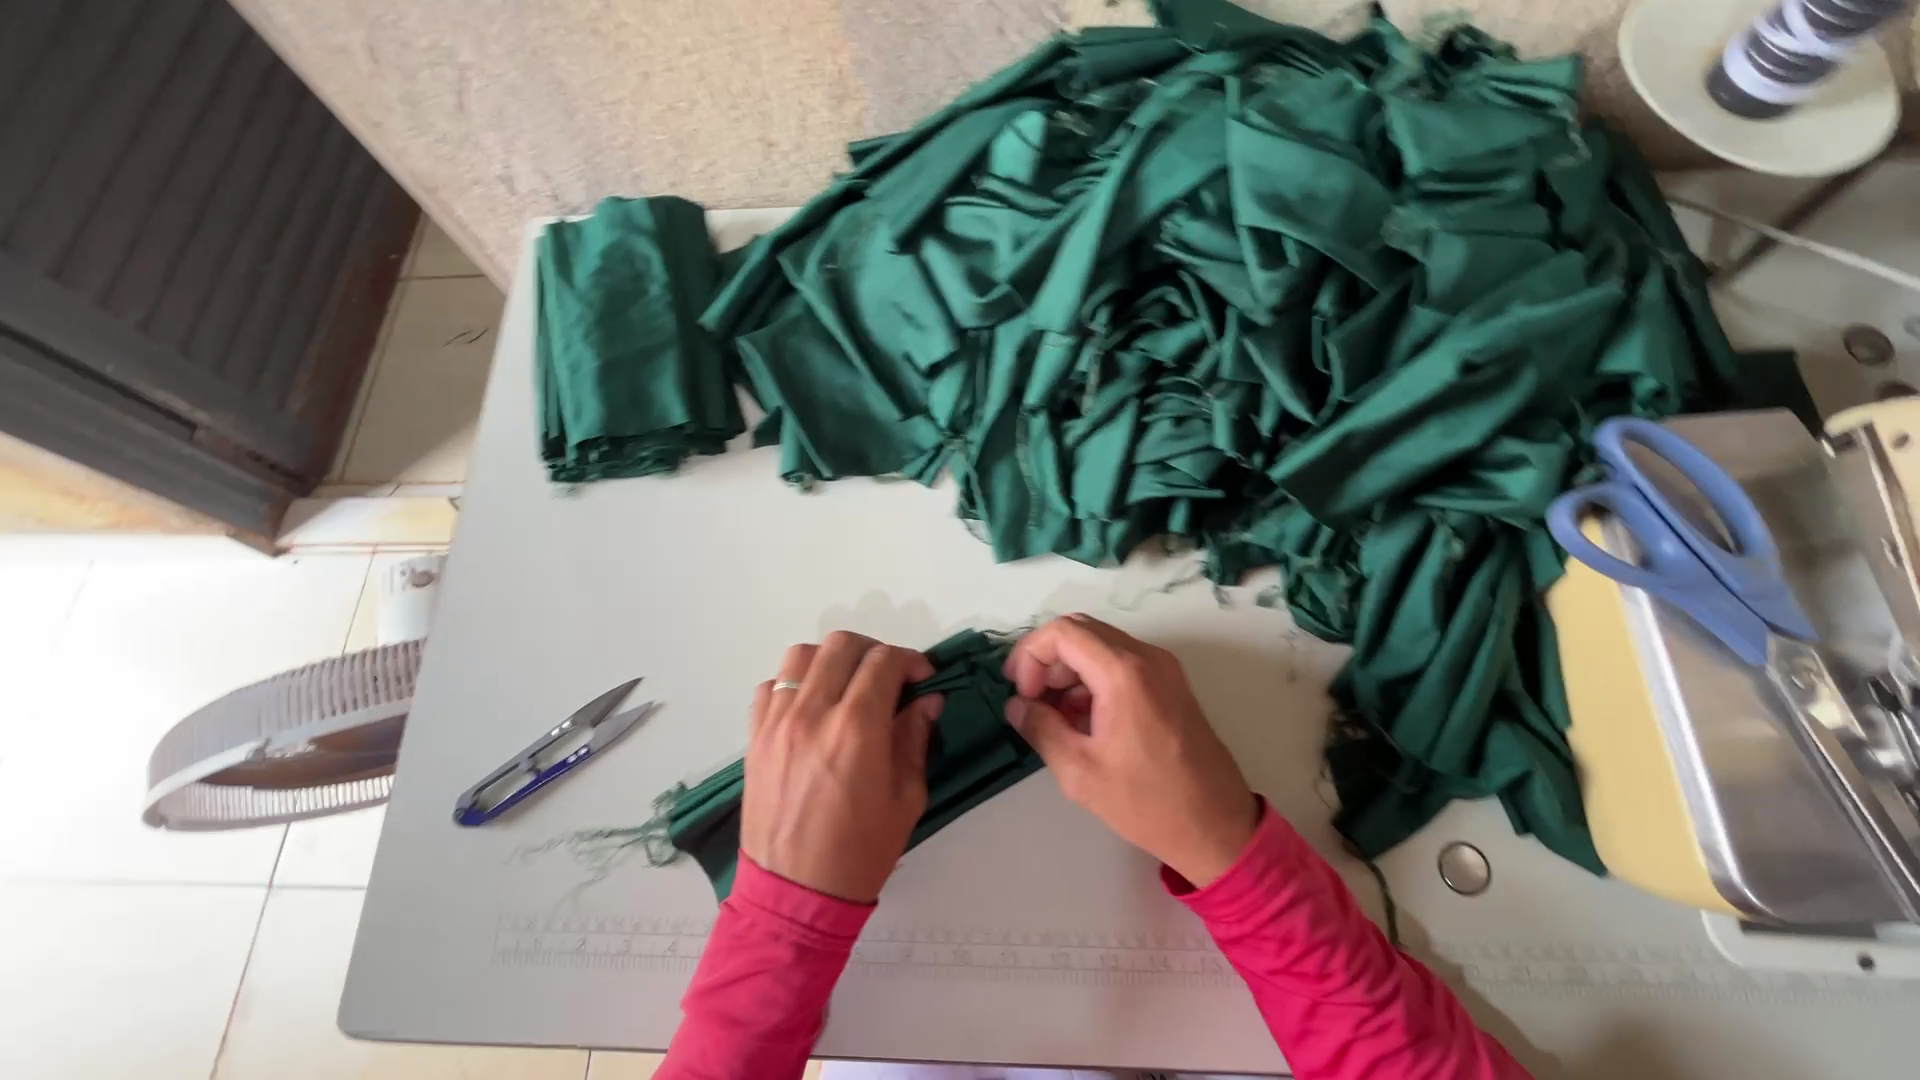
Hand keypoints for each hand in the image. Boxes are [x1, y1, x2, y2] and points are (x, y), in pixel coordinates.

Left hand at [742, 631, 943, 903]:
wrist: (796, 894)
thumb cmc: (860, 851)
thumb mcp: (906, 798)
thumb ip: (915, 739)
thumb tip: (926, 701)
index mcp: (856, 727)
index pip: (884, 661)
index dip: (910, 661)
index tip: (923, 678)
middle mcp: (813, 712)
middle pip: (842, 645)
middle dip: (874, 652)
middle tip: (889, 679)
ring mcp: (777, 722)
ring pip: (802, 655)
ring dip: (831, 660)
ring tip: (847, 686)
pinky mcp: (755, 737)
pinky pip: (772, 686)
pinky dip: (796, 684)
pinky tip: (812, 708)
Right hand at [1003, 614, 1257, 887]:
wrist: (1217, 826)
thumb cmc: (1148, 802)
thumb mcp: (1080, 772)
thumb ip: (1040, 728)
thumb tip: (1015, 705)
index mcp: (1123, 673)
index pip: (1062, 632)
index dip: (1030, 655)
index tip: (1020, 694)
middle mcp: (1146, 657)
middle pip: (1080, 630)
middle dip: (1046, 660)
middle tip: (1031, 702)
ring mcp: (1162, 667)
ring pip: (1099, 644)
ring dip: (1068, 670)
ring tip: (1053, 716)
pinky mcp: (1169, 682)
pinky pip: (1119, 661)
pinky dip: (1091, 678)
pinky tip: (1081, 719)